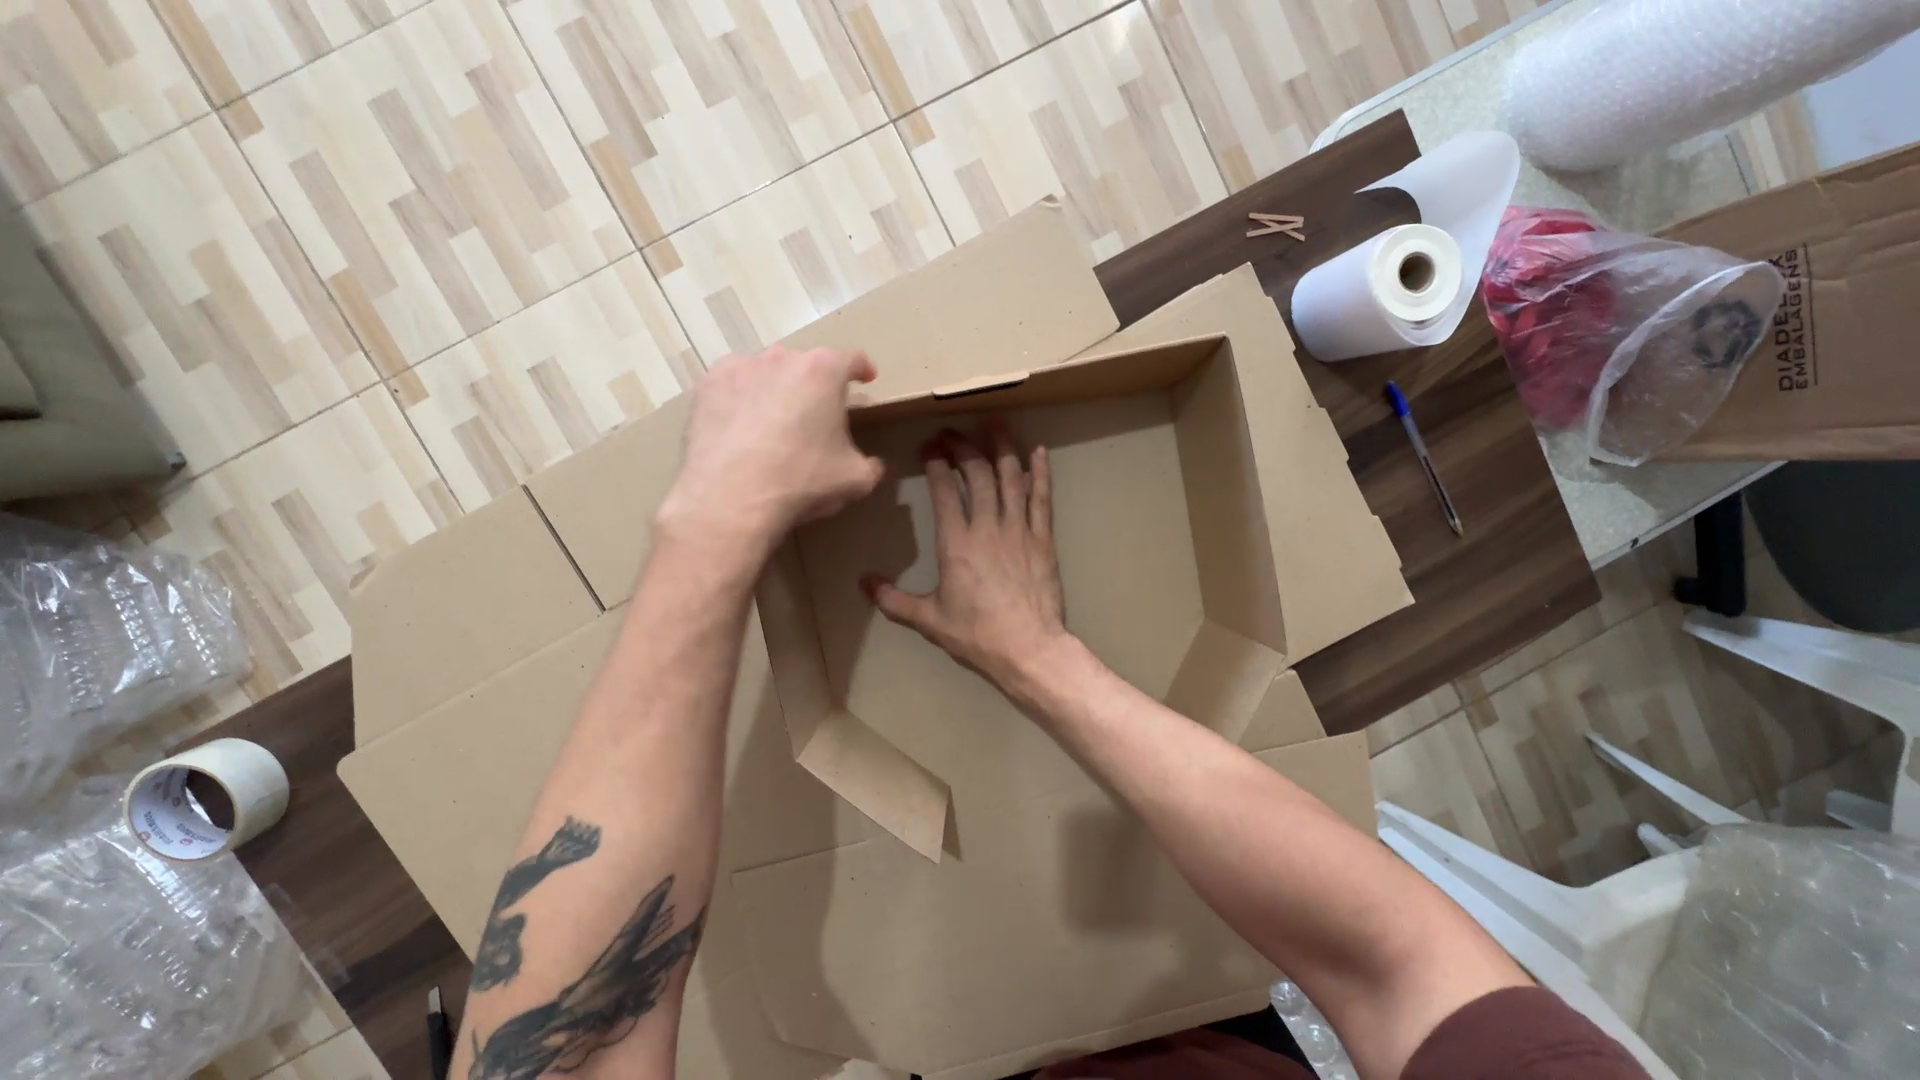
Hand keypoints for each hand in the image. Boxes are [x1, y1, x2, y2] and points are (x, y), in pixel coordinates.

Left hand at [659, 345, 884, 552]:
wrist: (731, 498)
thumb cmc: (801, 481)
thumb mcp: (854, 480)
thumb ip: (870, 465)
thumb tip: (874, 465)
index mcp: (824, 372)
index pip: (852, 359)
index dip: (862, 369)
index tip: (865, 378)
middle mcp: (783, 358)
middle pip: (807, 365)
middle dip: (815, 385)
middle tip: (816, 415)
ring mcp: (741, 367)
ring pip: (767, 372)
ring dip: (777, 389)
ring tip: (775, 421)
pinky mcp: (708, 385)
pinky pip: (734, 385)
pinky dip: (742, 398)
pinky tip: (741, 425)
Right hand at [864, 422, 1070, 690]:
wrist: (1028, 648)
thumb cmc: (976, 635)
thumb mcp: (928, 619)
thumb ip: (894, 599)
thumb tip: (864, 583)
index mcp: (956, 542)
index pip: (945, 489)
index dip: (937, 462)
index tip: (929, 447)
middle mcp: (988, 527)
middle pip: (977, 473)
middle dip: (963, 447)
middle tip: (952, 433)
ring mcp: (1019, 530)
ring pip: (1011, 477)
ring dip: (1001, 447)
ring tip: (994, 422)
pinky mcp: (1043, 539)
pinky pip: (1042, 497)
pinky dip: (1040, 472)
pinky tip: (1038, 452)